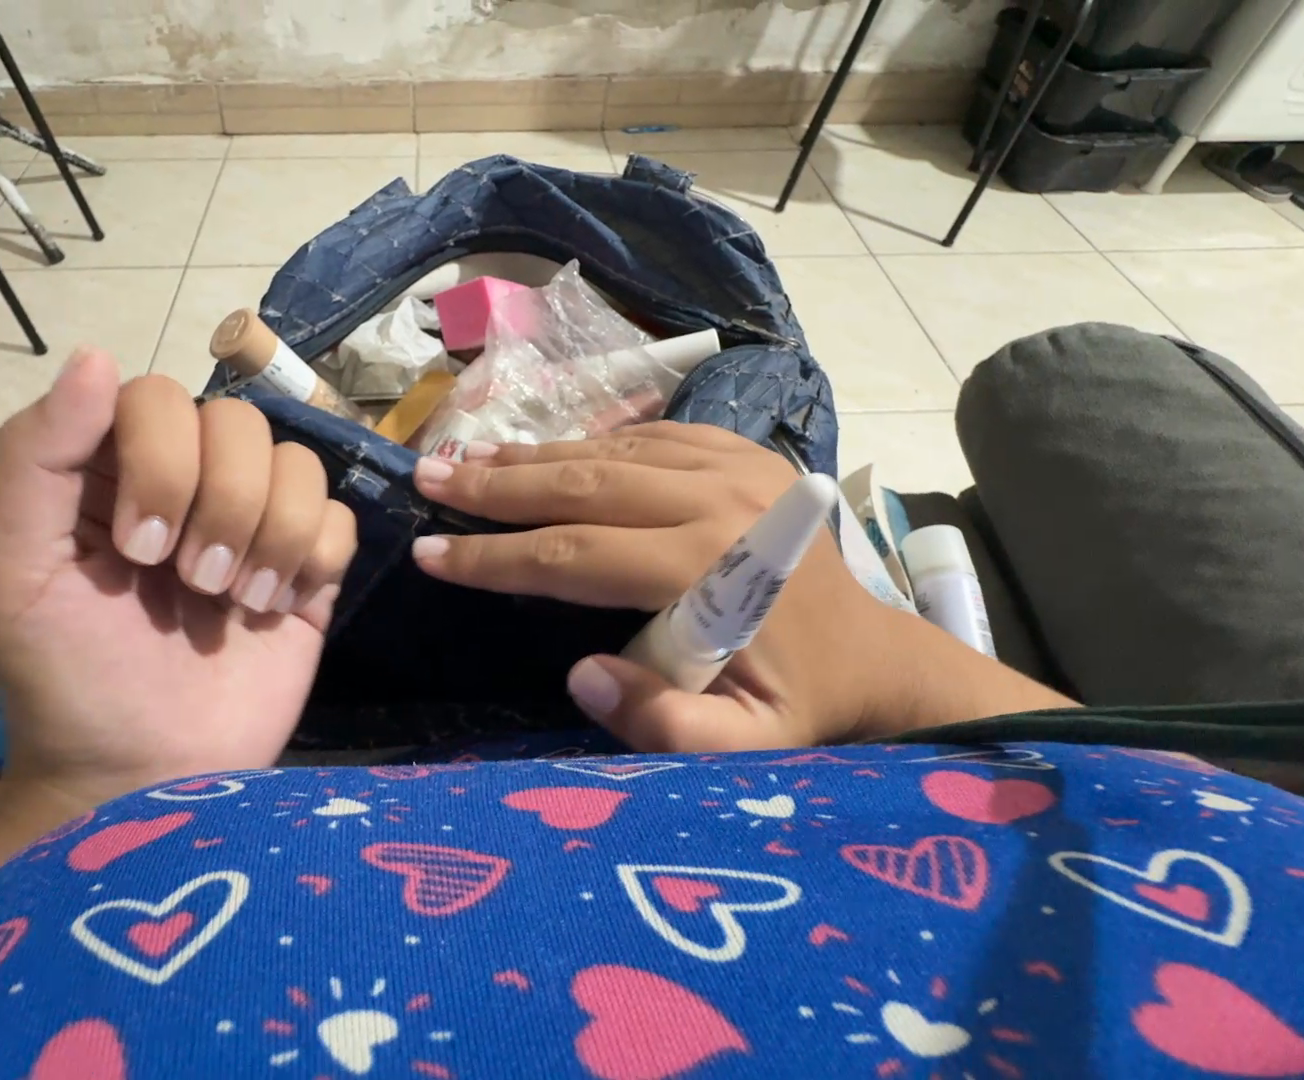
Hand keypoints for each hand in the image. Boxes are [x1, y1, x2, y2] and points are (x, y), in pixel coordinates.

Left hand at [0, 352, 356, 808]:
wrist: (149, 773)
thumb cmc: (69, 680)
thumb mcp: (14, 574)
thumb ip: (35, 459)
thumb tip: (97, 356)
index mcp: (113, 472)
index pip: (159, 397)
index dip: (163, 461)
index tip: (139, 553)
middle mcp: (191, 483)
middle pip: (242, 423)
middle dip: (224, 506)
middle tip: (193, 584)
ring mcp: (256, 524)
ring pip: (299, 464)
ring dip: (272, 536)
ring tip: (239, 603)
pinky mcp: (308, 568)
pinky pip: (339, 519)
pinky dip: (314, 557)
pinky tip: (281, 605)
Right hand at [409, 424, 1072, 750]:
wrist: (878, 658)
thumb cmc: (805, 705)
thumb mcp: (747, 748)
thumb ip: (664, 724)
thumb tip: (579, 672)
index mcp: (714, 568)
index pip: (575, 556)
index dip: (494, 558)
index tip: (428, 555)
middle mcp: (719, 498)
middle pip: (581, 483)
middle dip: (493, 486)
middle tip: (425, 479)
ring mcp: (732, 463)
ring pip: (606, 450)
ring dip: (528, 457)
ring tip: (462, 458)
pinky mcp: (738, 451)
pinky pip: (643, 435)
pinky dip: (582, 443)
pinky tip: (539, 453)